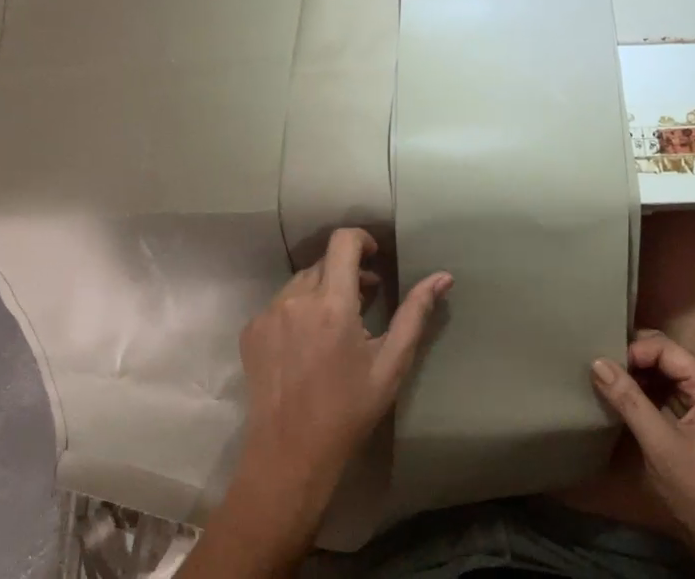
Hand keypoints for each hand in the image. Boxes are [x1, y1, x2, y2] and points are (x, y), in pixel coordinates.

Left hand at [182, 229, 450, 578]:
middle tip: (366, 300)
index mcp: (332, 304)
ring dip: (322, 290)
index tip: (375, 259)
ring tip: (337, 324)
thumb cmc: (348, 410)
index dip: (362, 240)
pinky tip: (309, 343)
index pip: (343, 242)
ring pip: (300, 282)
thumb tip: (442, 277)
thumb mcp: (391, 364)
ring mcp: (268, 315)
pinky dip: (298, 310)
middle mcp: (295, 300)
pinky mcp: (251, 331)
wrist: (290, 454)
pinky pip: (279, 304)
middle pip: (324, 262)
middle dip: (347, 272)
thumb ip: (415, 314)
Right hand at [590, 331, 694, 575]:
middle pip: (665, 357)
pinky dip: (641, 392)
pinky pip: (662, 394)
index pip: (667, 349)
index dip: (634, 350)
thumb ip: (630, 402)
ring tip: (602, 376)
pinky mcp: (690, 422)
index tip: (602, 361)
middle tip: (597, 364)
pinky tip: (618, 396)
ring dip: (634, 374)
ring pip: (662, 375)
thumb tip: (597, 363)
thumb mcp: (661, 445)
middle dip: (632, 358)